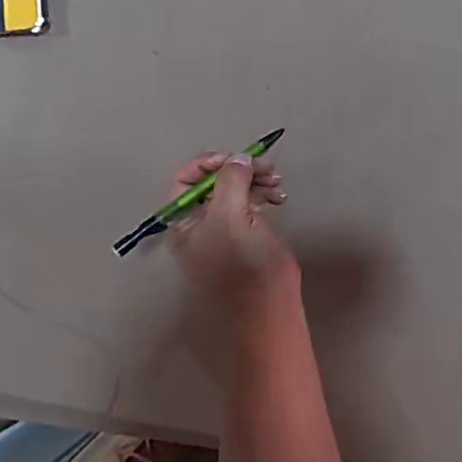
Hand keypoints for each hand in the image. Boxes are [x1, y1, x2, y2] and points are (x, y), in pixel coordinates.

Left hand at [167, 151, 296, 309]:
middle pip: (213, 181)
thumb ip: (230, 180)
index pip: (184, 180)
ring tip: (276, 181)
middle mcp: (199, 222)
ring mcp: (223, 226)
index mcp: (184, 221)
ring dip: (255, 178)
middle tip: (265, 167)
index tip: (232, 159)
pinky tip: (278, 195)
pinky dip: (262, 192)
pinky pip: (249, 201)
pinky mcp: (245, 231)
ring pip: (235, 189)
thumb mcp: (229, 215)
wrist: (269, 302)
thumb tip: (238, 159)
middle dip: (238, 169)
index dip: (206, 164)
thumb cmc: (241, 262)